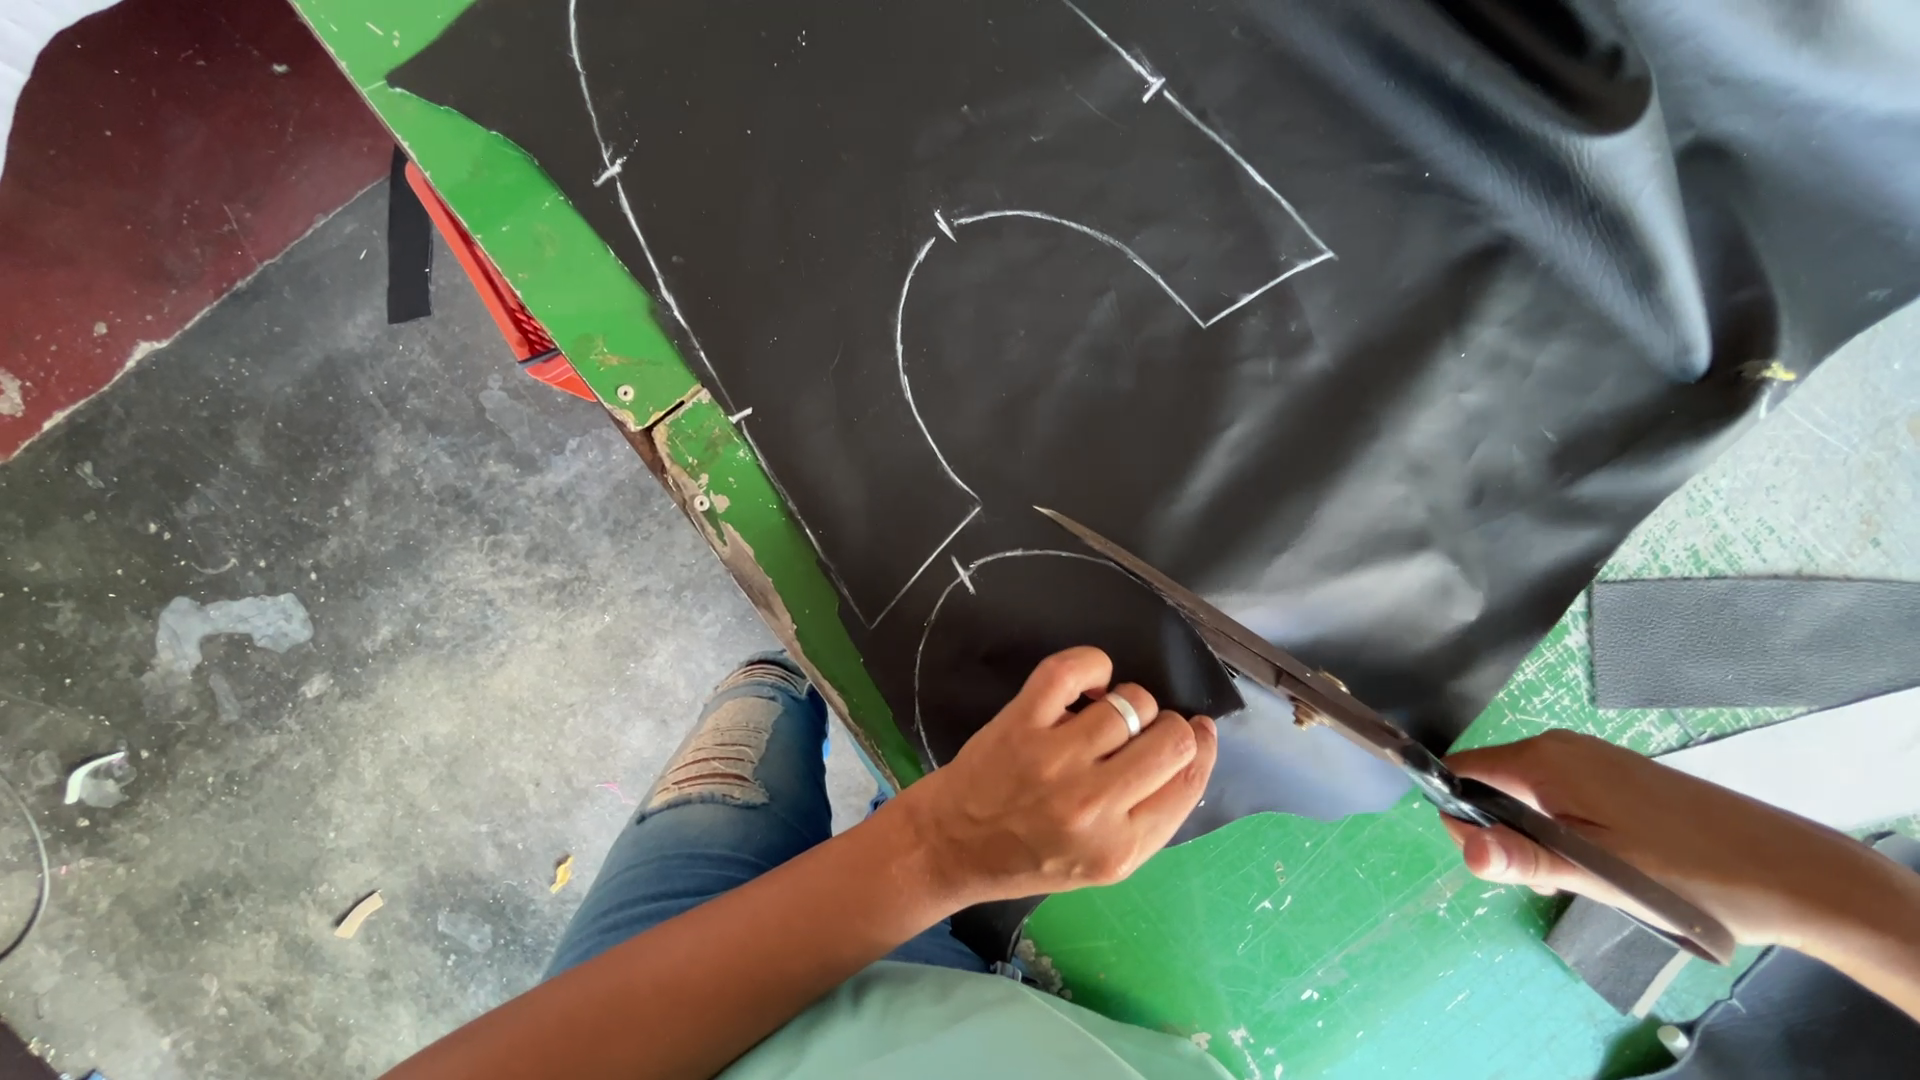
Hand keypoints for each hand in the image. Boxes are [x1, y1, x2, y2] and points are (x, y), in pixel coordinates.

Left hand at [889, 646, 1217, 907]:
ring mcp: (1054, 760)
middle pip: (1171, 739)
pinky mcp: (1021, 723)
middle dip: (1168, 726)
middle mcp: (1092, 805)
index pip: (1188, 781)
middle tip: (1141, 733)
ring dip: (1128, 701)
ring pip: (1132, 702)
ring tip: (1105, 716)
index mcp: (1119, 848)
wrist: (953, 845)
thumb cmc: (1032, 857)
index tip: (1195, 730)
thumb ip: (1151, 816)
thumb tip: (1192, 744)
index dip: (1201, 747)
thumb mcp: (1103, 863)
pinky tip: (1087, 685)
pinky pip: (1074, 669)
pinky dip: (1092, 665)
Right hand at [1440, 729, 1897, 948]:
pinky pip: (1557, 791)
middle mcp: (1558, 745)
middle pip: (1490, 782)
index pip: (1460, 772)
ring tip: (1582, 873)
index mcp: (1543, 760)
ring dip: (1534, 833)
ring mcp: (1590, 756)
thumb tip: (1463, 851)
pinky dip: (1562, 825)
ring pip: (1524, 791)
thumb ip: (1525, 859)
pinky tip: (1602, 858)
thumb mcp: (1599, 874)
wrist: (1801, 875)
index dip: (1461, 815)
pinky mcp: (1615, 772)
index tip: (1497, 858)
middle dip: (1502, 830)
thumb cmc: (1692, 874)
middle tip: (1549, 877)